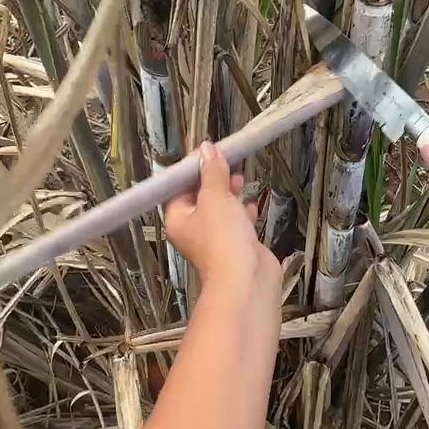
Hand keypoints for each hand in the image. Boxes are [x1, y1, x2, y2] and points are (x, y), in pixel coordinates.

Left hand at [165, 141, 278, 289]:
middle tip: (227, 163)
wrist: (246, 279)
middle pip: (200, 198)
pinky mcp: (236, 248)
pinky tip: (250, 205)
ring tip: (240, 179)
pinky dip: (243, 213)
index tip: (209, 152)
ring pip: (220, 211)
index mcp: (178, 219)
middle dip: (214, 180)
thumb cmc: (222, 237)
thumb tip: (206, 148)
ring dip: (230, 195)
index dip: (193, 169)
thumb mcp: (214, 196)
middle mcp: (193, 230)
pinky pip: (237, 225)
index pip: (179, 188)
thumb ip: (212, 172)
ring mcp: (215, 241)